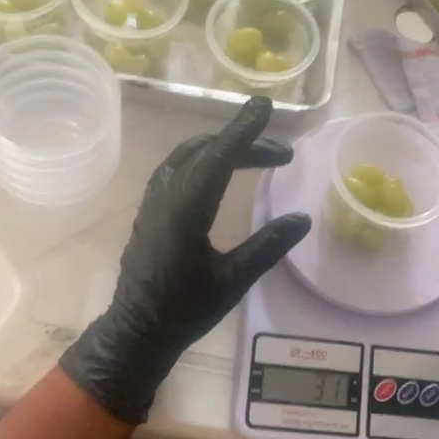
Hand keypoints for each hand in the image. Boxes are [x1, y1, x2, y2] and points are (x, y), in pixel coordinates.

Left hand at [60, 97, 310, 424]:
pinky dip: (203, 162)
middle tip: (281, 153)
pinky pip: (176, 171)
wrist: (137, 332)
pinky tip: (218, 175)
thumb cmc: (185, 310)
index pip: (219, 157)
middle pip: (205, 152)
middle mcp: (166, 197)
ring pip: (186, 158)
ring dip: (220, 149)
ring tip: (253, 155)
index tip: (264, 106)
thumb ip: (267, 246)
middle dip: (243, 143)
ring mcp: (153, 204)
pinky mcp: (150, 214)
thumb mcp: (233, 281)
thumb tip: (302, 219)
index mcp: (186, 209)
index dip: (244, 130)